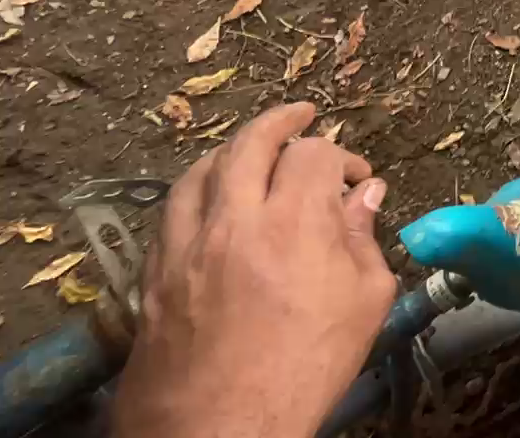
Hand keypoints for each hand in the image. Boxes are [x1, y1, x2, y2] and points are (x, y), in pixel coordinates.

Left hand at [113, 103, 395, 437]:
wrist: (222, 429)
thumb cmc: (312, 359)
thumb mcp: (366, 295)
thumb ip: (362, 237)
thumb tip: (365, 196)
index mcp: (295, 222)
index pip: (314, 154)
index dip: (342, 156)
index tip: (359, 180)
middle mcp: (234, 223)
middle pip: (247, 147)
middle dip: (280, 122)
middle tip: (302, 114)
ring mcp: (184, 251)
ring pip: (196, 175)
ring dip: (229, 151)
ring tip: (251, 147)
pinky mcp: (152, 281)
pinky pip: (169, 215)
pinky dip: (196, 191)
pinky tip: (213, 200)